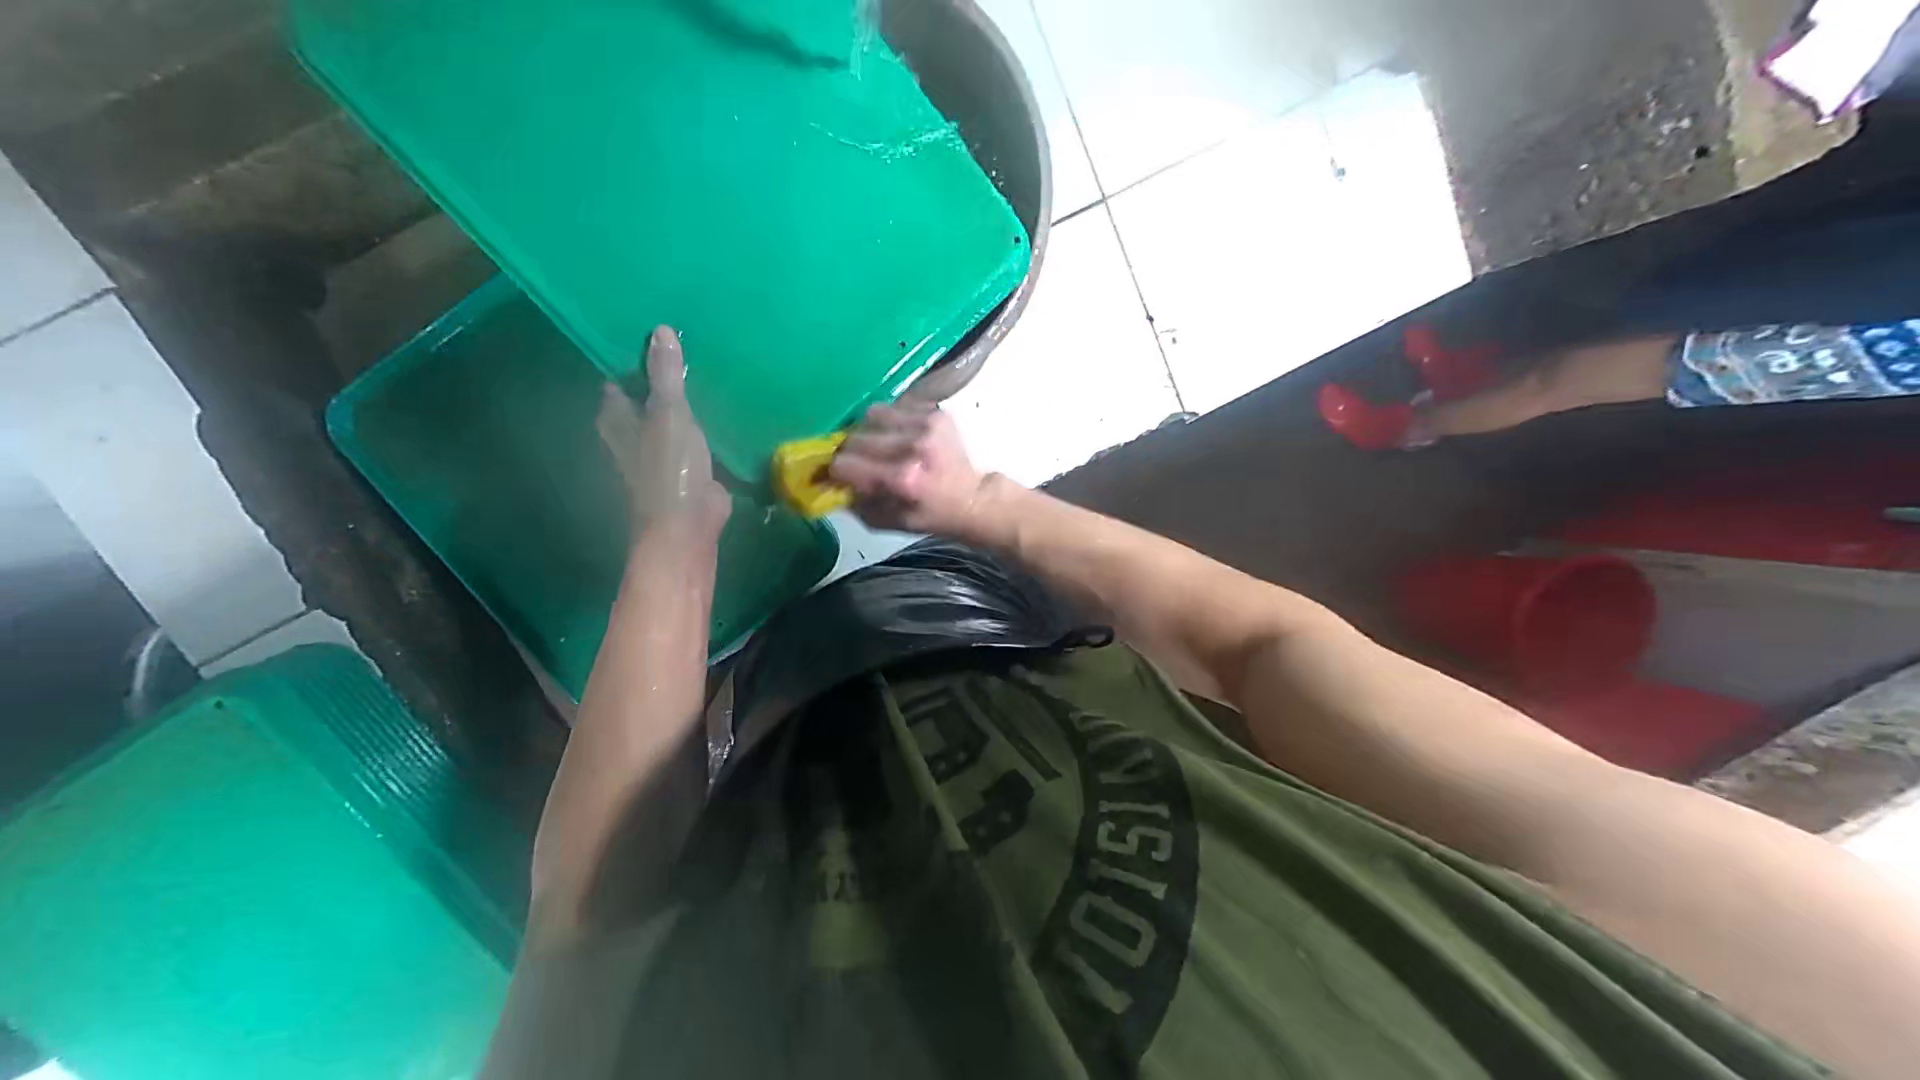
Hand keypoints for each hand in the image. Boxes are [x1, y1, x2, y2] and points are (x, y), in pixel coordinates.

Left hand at [597, 326, 730, 537]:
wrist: (689, 523)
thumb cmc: (669, 468)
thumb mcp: (669, 413)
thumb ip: (666, 374)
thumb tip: (660, 329)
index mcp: (617, 419)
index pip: (617, 380)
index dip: (631, 359)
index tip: (650, 334)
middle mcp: (632, 434)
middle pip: (642, 398)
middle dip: (657, 378)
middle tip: (682, 348)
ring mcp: (659, 452)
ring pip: (668, 418)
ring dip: (681, 402)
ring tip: (702, 371)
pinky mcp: (685, 468)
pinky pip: (692, 438)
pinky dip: (700, 425)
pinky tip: (718, 408)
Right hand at [829, 402, 996, 534]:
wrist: (971, 498)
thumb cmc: (927, 515)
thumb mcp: (886, 521)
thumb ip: (852, 501)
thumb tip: (824, 480)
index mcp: (902, 478)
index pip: (844, 463)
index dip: (836, 470)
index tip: (839, 475)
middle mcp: (913, 446)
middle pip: (854, 437)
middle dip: (850, 451)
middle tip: (858, 462)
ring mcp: (926, 424)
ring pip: (871, 415)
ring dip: (868, 431)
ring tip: (880, 446)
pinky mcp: (935, 411)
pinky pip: (894, 406)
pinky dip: (890, 421)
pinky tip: (900, 436)